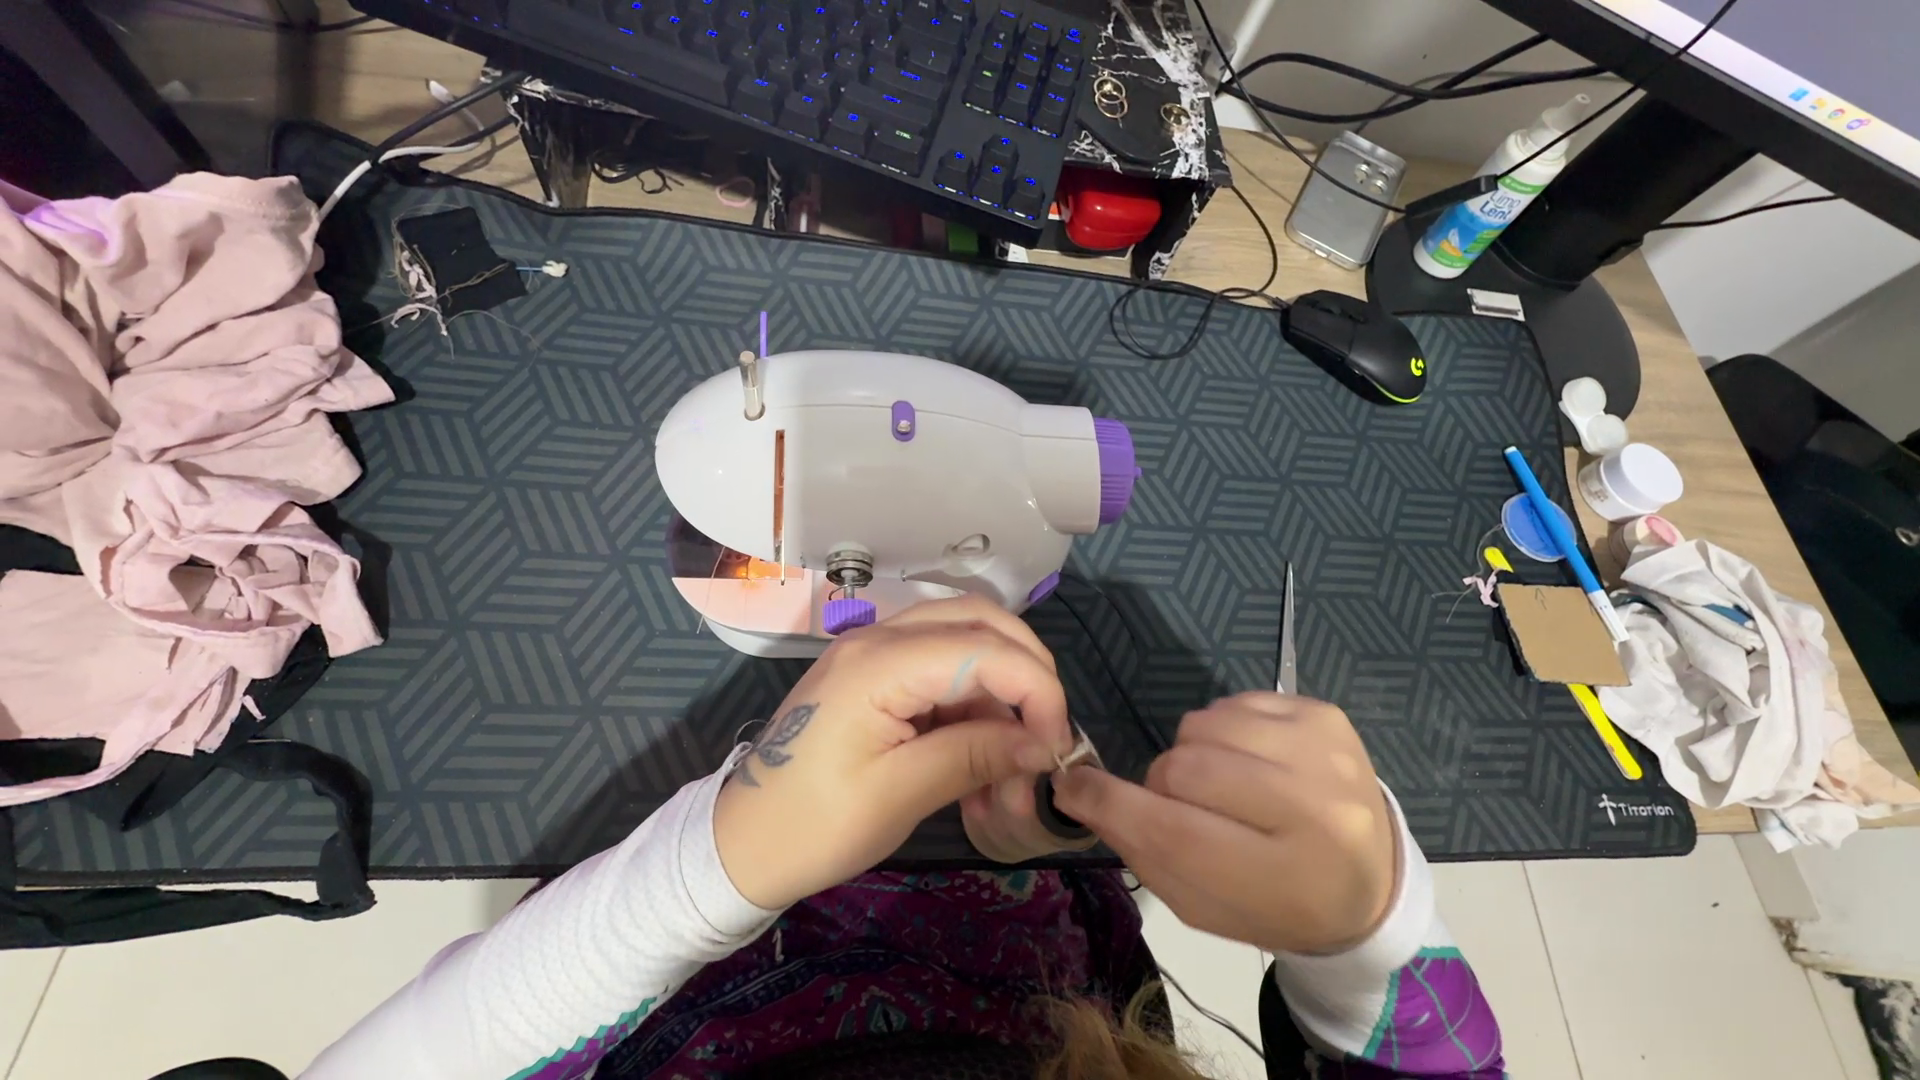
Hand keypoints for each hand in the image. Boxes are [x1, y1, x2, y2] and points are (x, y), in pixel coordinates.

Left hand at [712, 596, 1073, 908]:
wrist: (740, 844)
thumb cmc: (812, 826)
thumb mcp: (899, 796)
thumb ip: (975, 755)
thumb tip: (1042, 743)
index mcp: (878, 664)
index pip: (984, 648)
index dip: (1036, 690)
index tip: (1056, 749)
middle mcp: (878, 639)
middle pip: (979, 621)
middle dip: (1027, 672)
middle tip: (1046, 736)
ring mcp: (874, 652)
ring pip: (965, 640)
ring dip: (1002, 693)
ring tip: (1013, 765)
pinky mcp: (875, 676)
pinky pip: (942, 670)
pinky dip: (974, 706)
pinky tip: (983, 761)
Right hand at [1053, 692, 1398, 954]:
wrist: (1368, 883)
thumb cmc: (1276, 905)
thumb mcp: (1203, 903)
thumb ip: (1140, 848)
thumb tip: (1079, 789)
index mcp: (1284, 877)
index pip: (1174, 832)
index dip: (1109, 803)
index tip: (1071, 785)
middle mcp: (1314, 810)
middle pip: (1184, 769)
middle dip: (1164, 784)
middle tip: (1184, 806)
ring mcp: (1325, 754)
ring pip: (1202, 726)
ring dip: (1193, 753)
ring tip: (1222, 782)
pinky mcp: (1326, 715)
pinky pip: (1232, 703)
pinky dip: (1223, 730)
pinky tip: (1250, 760)